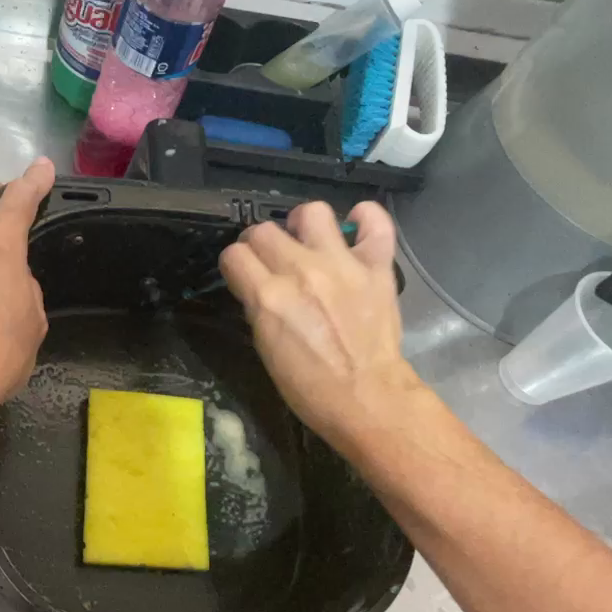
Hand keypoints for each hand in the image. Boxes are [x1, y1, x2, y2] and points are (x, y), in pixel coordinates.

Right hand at [219, 201, 422, 450]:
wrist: (368, 399)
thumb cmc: (309, 386)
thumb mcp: (265, 347)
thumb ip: (259, 307)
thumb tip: (258, 285)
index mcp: (268, 297)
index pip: (234, 255)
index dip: (235, 264)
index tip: (243, 275)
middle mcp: (301, 271)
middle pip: (264, 230)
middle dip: (260, 245)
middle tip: (272, 263)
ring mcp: (342, 265)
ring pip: (312, 212)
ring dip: (303, 224)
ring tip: (308, 242)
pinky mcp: (377, 267)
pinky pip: (375, 222)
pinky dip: (365, 219)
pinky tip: (355, 230)